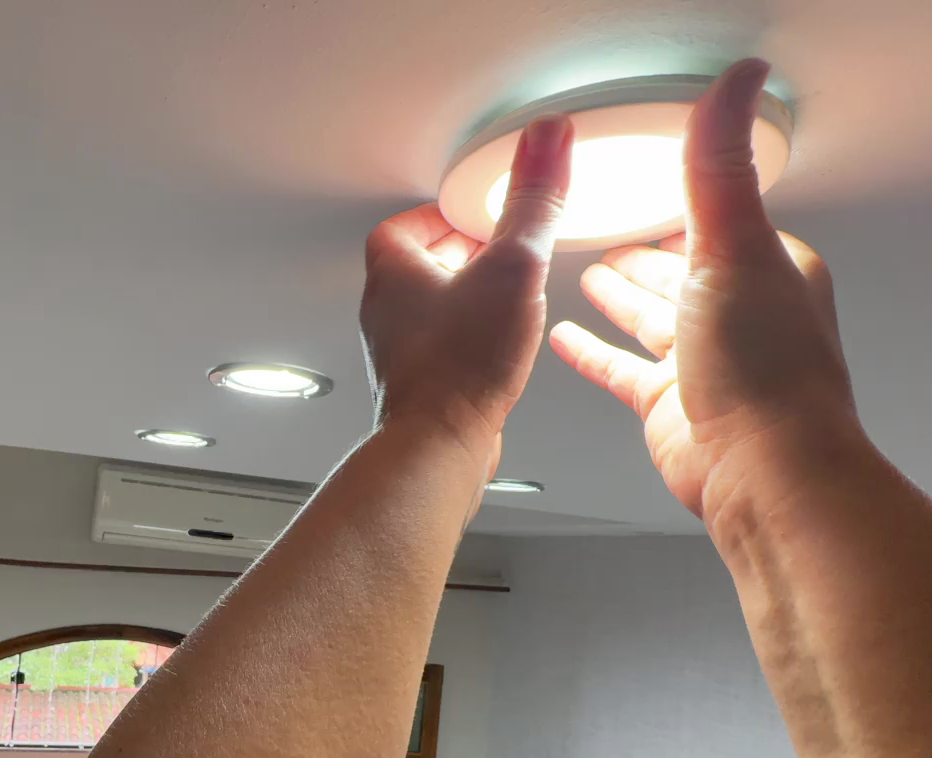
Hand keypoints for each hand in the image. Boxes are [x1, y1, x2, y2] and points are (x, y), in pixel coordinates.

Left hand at [361, 115, 573, 459]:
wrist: (439, 444)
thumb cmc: (459, 369)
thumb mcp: (510, 268)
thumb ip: (530, 203)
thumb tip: (546, 139)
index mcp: (392, 275)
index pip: (400, 227)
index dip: (437, 216)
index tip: (472, 214)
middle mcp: (385, 314)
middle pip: (414, 267)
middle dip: (457, 253)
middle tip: (494, 250)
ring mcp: (397, 351)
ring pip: (427, 308)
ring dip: (462, 295)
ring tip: (502, 294)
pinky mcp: (416, 383)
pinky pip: (438, 345)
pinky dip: (464, 334)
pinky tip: (496, 344)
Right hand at [549, 59, 861, 522]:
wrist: (757, 466)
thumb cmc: (762, 371)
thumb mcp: (732, 252)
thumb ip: (716, 173)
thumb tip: (732, 86)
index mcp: (763, 270)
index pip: (712, 225)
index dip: (676, 208)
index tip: (645, 191)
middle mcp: (732, 315)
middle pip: (676, 274)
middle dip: (642, 256)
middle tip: (608, 238)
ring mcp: (696, 362)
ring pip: (646, 320)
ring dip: (617, 299)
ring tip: (586, 278)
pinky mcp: (662, 402)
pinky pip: (618, 367)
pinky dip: (593, 351)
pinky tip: (566, 340)